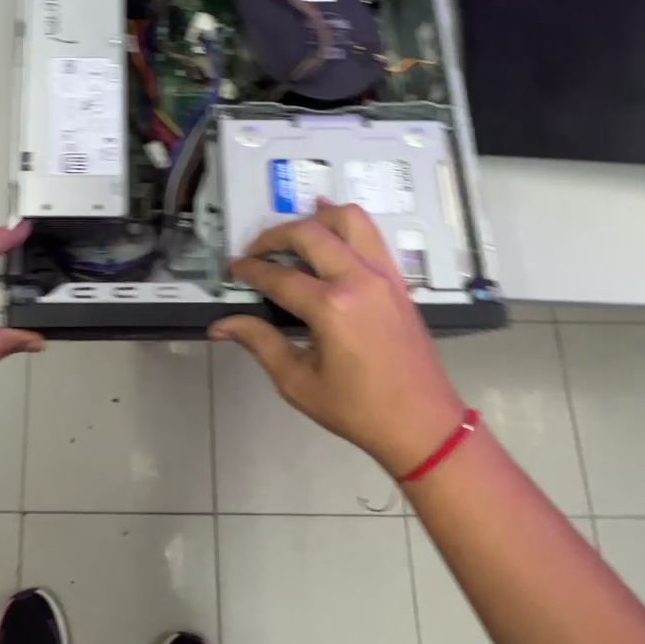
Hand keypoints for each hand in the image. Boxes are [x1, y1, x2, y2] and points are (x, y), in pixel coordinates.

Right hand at [211, 202, 465, 475]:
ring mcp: (383, 275)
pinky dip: (345, 226)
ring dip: (315, 220)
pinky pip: (371, 234)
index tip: (234, 270)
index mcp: (332, 309)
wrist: (423, 425)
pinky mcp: (397, 279)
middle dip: (275, 237)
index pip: (279, 276)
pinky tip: (327, 229)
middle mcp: (358, 280)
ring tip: (295, 237)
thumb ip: (259, 343)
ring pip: (348, 219)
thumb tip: (221, 326)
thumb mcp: (298, 382)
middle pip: (309, 233)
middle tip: (257, 253)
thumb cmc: (358, 410)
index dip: (250, 270)